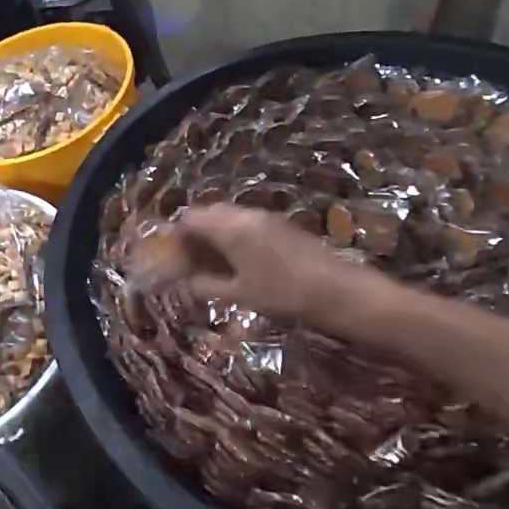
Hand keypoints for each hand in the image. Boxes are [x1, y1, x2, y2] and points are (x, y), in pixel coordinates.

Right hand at [151, 205, 391, 321]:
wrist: (339, 292)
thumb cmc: (284, 295)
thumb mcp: (239, 294)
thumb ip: (207, 285)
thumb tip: (186, 281)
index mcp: (231, 228)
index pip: (190, 219)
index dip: (174, 235)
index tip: (168, 255)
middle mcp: (246, 215)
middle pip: (208, 213)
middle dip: (192, 232)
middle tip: (186, 258)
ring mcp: (266, 217)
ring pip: (228, 217)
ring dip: (213, 233)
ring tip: (209, 261)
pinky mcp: (281, 225)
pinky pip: (245, 222)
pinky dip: (232, 235)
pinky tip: (236, 260)